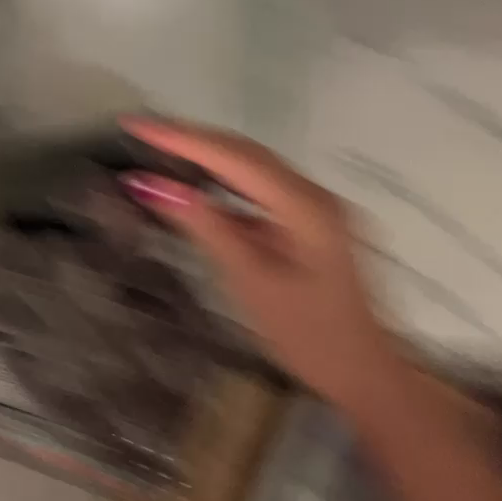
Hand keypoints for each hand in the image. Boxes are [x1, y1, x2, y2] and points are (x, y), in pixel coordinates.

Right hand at [118, 116, 404, 411]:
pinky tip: (198, 176)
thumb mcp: (248, 278)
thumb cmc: (307, 333)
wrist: (367, 376)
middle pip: (245, 151)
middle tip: (139, 129)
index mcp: (304, 207)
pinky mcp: (311, 221)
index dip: (179, 137)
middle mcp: (316, 196)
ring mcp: (318, 208)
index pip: (232, 158)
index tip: (133, 124)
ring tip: (158, 143)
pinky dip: (223, 172)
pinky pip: (260, 182)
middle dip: (190, 136)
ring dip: (206, 150)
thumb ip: (202, 224)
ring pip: (253, 163)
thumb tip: (148, 183)